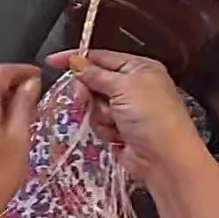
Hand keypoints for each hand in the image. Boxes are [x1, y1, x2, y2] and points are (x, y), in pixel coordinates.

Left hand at [0, 65, 40, 217]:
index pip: (0, 71)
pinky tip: (6, 121)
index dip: (22, 70)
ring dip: (0, 93)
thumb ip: (24, 105)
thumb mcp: (18, 137)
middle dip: (11, 79)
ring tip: (24, 106)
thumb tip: (30, 84)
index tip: (39, 74)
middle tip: (34, 90)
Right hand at [44, 50, 206, 179]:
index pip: (100, 56)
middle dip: (89, 92)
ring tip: (114, 122)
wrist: (166, 161)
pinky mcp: (120, 128)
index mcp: (139, 68)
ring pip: (93, 102)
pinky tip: (118, 135)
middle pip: (93, 80)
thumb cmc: (151, 117)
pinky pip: (98, 120)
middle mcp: (133, 85)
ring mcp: (126, 108)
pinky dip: (104, 128)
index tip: (52, 61)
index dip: (76, 58)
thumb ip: (94, 73)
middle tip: (85, 99)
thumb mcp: (123, 87)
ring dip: (99, 113)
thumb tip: (75, 60)